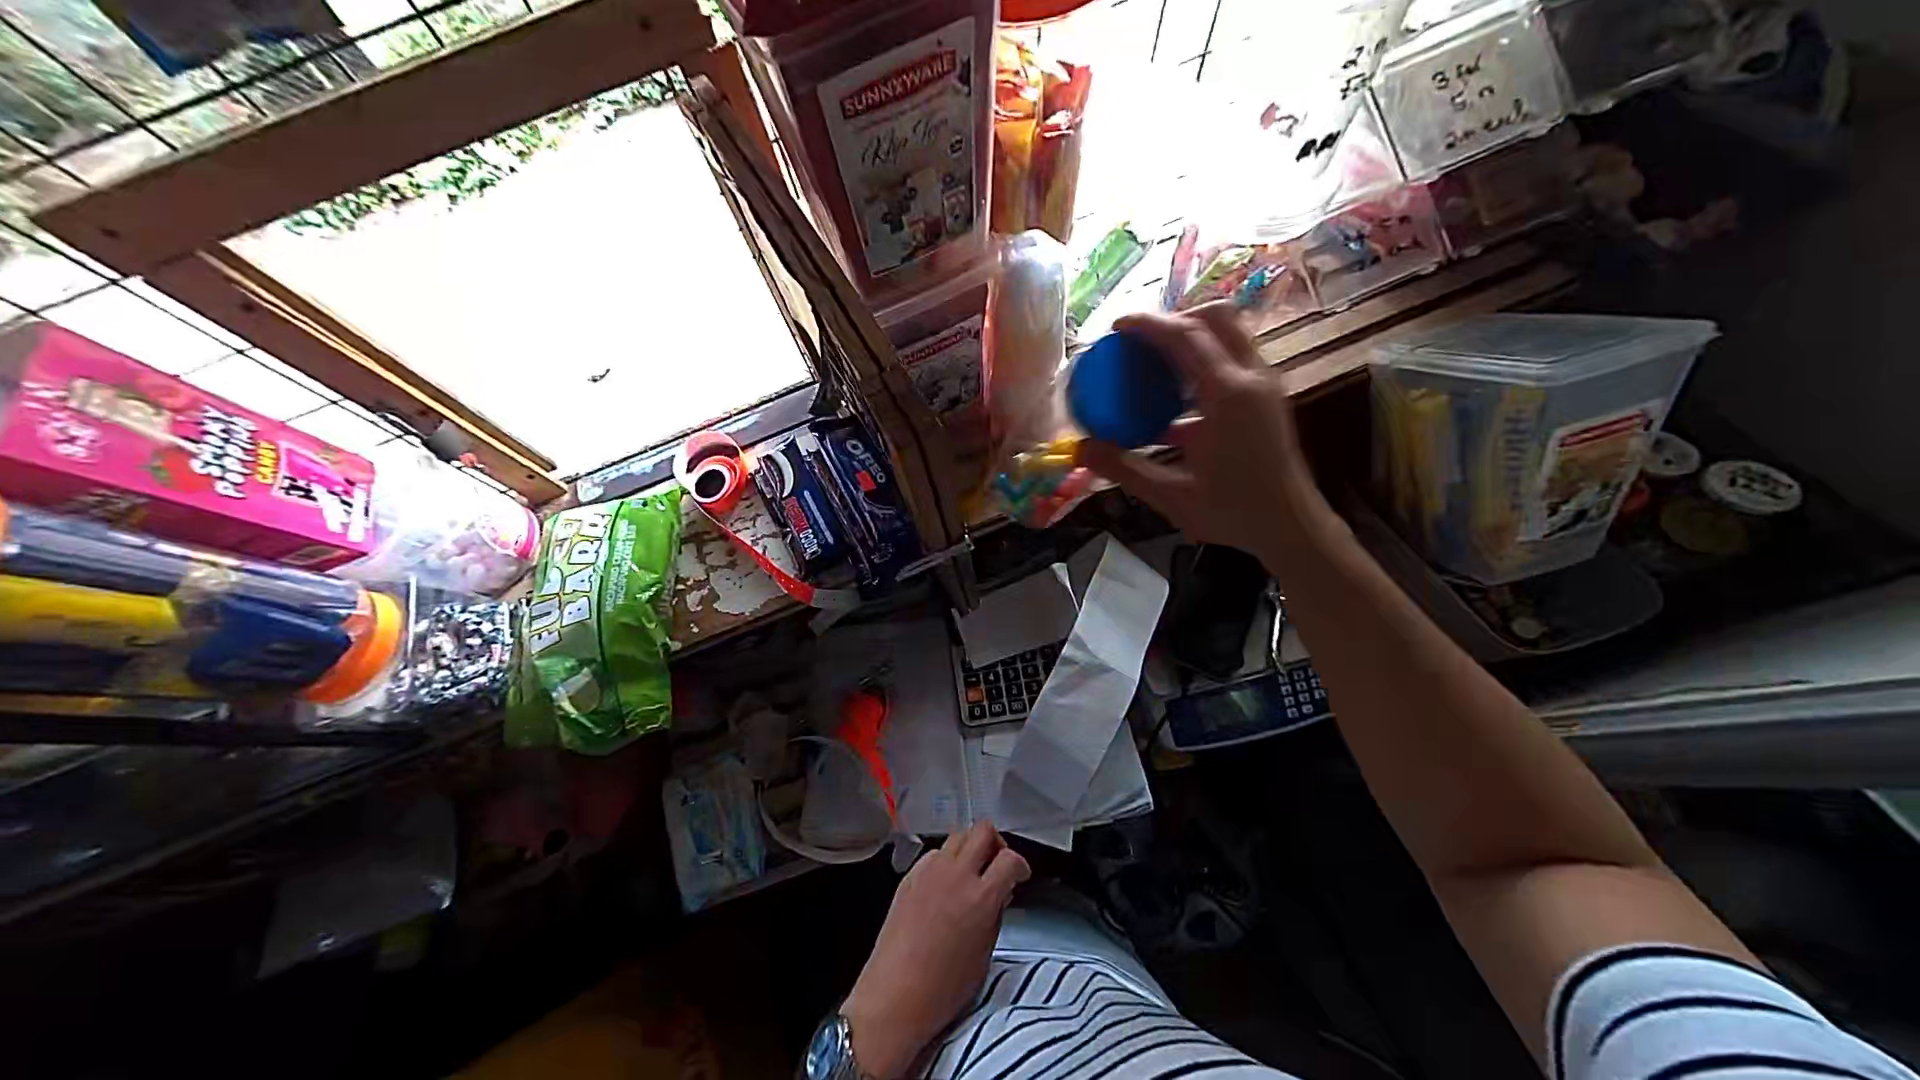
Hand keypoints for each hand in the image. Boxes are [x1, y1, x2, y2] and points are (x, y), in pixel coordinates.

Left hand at [843, 823, 1030, 1076]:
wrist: (896, 993)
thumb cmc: (944, 987)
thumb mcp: (984, 953)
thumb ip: (996, 914)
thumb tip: (1000, 893)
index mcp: (981, 897)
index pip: (1010, 859)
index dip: (1020, 865)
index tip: (1020, 875)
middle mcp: (956, 875)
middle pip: (983, 831)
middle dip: (996, 843)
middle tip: (997, 864)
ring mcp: (929, 871)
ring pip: (958, 836)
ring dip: (970, 848)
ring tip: (972, 871)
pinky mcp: (909, 876)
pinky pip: (935, 853)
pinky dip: (947, 860)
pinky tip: (946, 883)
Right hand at [1078, 305, 1333, 558]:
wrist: (1291, 528)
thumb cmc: (1234, 513)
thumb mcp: (1171, 494)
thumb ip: (1124, 467)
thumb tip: (1081, 448)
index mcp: (1229, 395)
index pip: (1187, 336)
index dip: (1148, 324)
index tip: (1117, 327)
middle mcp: (1252, 378)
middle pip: (1215, 319)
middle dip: (1174, 320)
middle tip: (1141, 342)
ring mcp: (1265, 385)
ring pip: (1228, 336)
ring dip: (1190, 341)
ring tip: (1154, 366)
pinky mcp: (1268, 398)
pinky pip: (1234, 361)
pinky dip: (1203, 364)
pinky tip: (1175, 402)